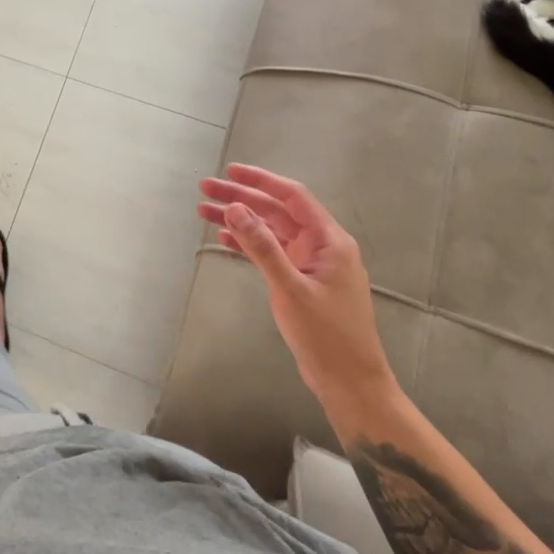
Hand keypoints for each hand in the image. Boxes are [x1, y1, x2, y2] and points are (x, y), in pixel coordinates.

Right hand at [197, 164, 397, 407]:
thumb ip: (262, 246)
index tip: (230, 171)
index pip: (293, 197)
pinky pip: (272, 252)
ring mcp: (312, 264)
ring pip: (272, 231)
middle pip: (278, 211)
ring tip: (203, 211)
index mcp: (330, 241)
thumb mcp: (290, 288)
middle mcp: (322, 246)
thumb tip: (235, 208)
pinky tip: (224, 238)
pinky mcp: (302, 281)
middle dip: (241, 198)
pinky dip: (249, 243)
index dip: (261, 181)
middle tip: (204, 189)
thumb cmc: (326, 335)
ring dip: (240, 220)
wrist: (350, 381)